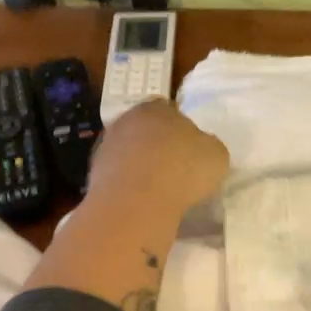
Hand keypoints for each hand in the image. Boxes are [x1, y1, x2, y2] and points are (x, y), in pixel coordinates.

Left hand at [85, 99, 229, 216]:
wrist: (137, 202)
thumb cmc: (183, 171)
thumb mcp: (216, 156)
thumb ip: (208, 145)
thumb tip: (202, 147)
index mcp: (158, 107)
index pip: (170, 110)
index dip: (182, 129)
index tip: (190, 151)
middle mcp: (127, 119)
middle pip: (146, 129)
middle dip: (158, 146)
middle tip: (174, 169)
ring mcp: (107, 145)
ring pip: (129, 151)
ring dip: (140, 165)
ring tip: (157, 189)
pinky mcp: (94, 172)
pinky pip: (117, 175)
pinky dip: (128, 185)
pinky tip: (140, 200)